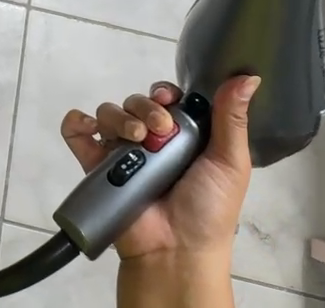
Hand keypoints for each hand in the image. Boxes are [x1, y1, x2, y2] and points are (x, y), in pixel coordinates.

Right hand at [61, 76, 258, 265]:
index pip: (164, 98)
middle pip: (134, 101)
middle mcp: (147, 138)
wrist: (177, 251)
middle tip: (159, 130)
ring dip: (118, 118)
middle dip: (144, 108)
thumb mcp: (230, 163)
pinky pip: (75, 131)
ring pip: (107, 111)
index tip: (169, 101)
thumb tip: (249, 75)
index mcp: (179, 135)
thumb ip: (232, 119)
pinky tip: (91, 130)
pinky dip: (77, 123)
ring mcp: (118, 151)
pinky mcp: (94, 164)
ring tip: (135, 141)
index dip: (163, 93)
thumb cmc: (210, 209)